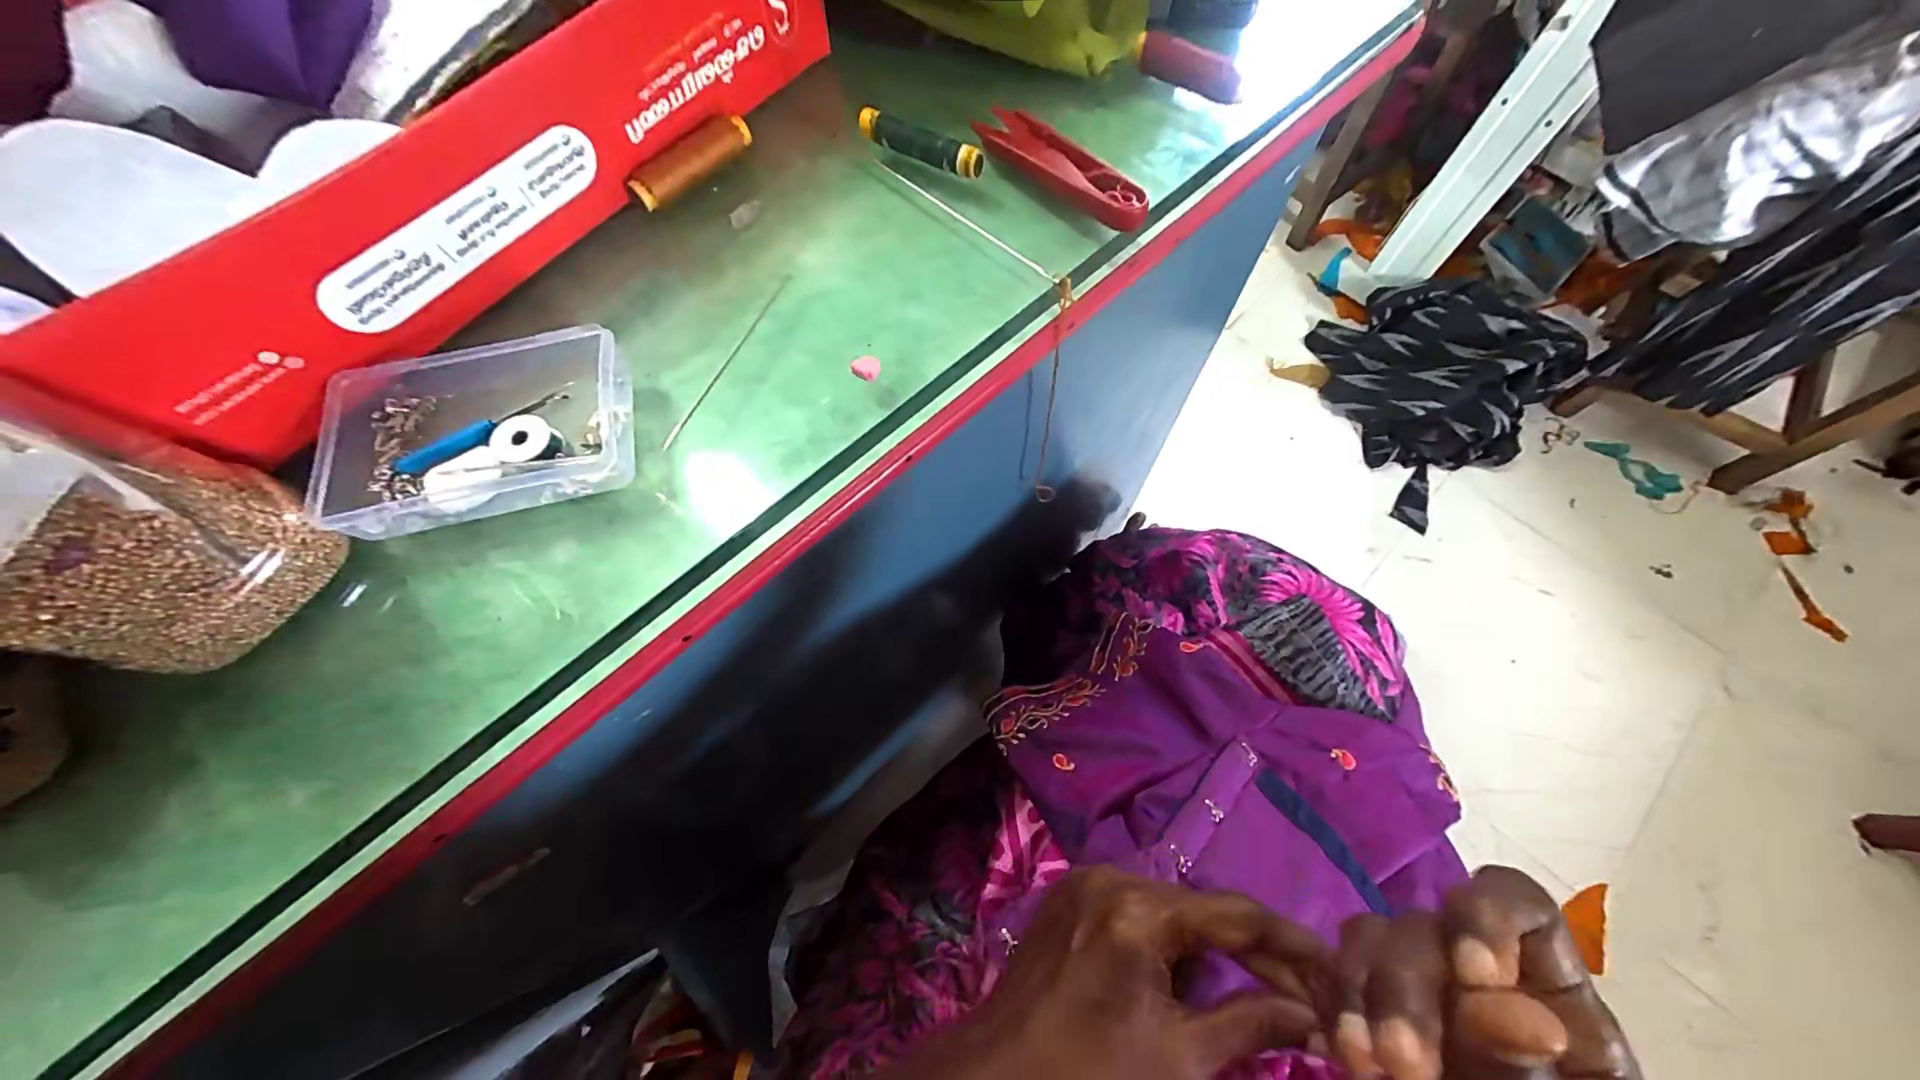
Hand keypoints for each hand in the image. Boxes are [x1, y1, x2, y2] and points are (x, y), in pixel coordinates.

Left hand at [878, 866, 1332, 1079]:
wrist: (998, 1075)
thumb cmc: (1091, 1072)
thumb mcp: (1180, 1056)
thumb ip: (1250, 1024)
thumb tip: (1310, 1015)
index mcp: (1138, 908)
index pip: (1232, 914)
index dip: (1289, 942)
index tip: (1334, 967)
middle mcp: (1110, 877)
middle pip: (1198, 910)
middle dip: (1244, 954)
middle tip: (1293, 996)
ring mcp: (1082, 883)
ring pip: (1165, 911)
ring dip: (1197, 954)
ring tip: (1205, 1010)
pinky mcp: (1067, 898)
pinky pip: (1131, 913)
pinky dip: (1157, 946)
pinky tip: (1161, 991)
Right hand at [1330, 866, 1641, 1078]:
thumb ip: (1521, 1057)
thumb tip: (1502, 1004)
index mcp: (1549, 993)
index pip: (1517, 902)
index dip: (1486, 915)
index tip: (1476, 974)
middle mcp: (1470, 971)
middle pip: (1424, 924)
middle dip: (1403, 983)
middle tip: (1401, 1058)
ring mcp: (1411, 988)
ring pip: (1369, 938)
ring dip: (1359, 990)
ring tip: (1364, 1059)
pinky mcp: (1361, 1009)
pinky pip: (1331, 974)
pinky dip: (1331, 1003)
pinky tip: (1343, 1047)